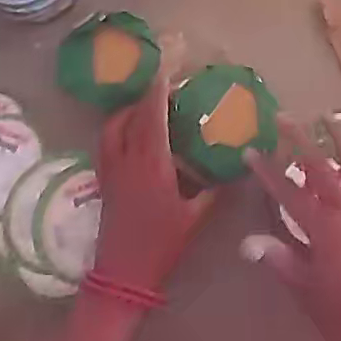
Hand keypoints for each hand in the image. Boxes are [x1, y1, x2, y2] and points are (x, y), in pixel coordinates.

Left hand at [91, 51, 212, 292]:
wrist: (121, 275)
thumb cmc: (161, 245)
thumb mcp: (196, 218)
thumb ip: (217, 190)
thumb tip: (237, 168)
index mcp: (151, 162)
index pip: (153, 113)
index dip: (160, 86)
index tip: (170, 65)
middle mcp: (127, 157)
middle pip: (133, 113)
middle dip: (149, 91)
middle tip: (168, 80)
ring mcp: (110, 166)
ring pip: (114, 123)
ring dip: (131, 107)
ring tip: (150, 102)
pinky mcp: (103, 177)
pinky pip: (107, 139)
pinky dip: (119, 124)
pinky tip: (133, 130)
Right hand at [244, 118, 340, 340]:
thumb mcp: (306, 290)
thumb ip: (280, 259)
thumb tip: (248, 240)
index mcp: (322, 228)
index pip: (287, 192)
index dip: (267, 171)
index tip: (250, 151)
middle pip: (319, 167)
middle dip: (299, 140)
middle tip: (283, 117)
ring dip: (339, 140)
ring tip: (327, 118)